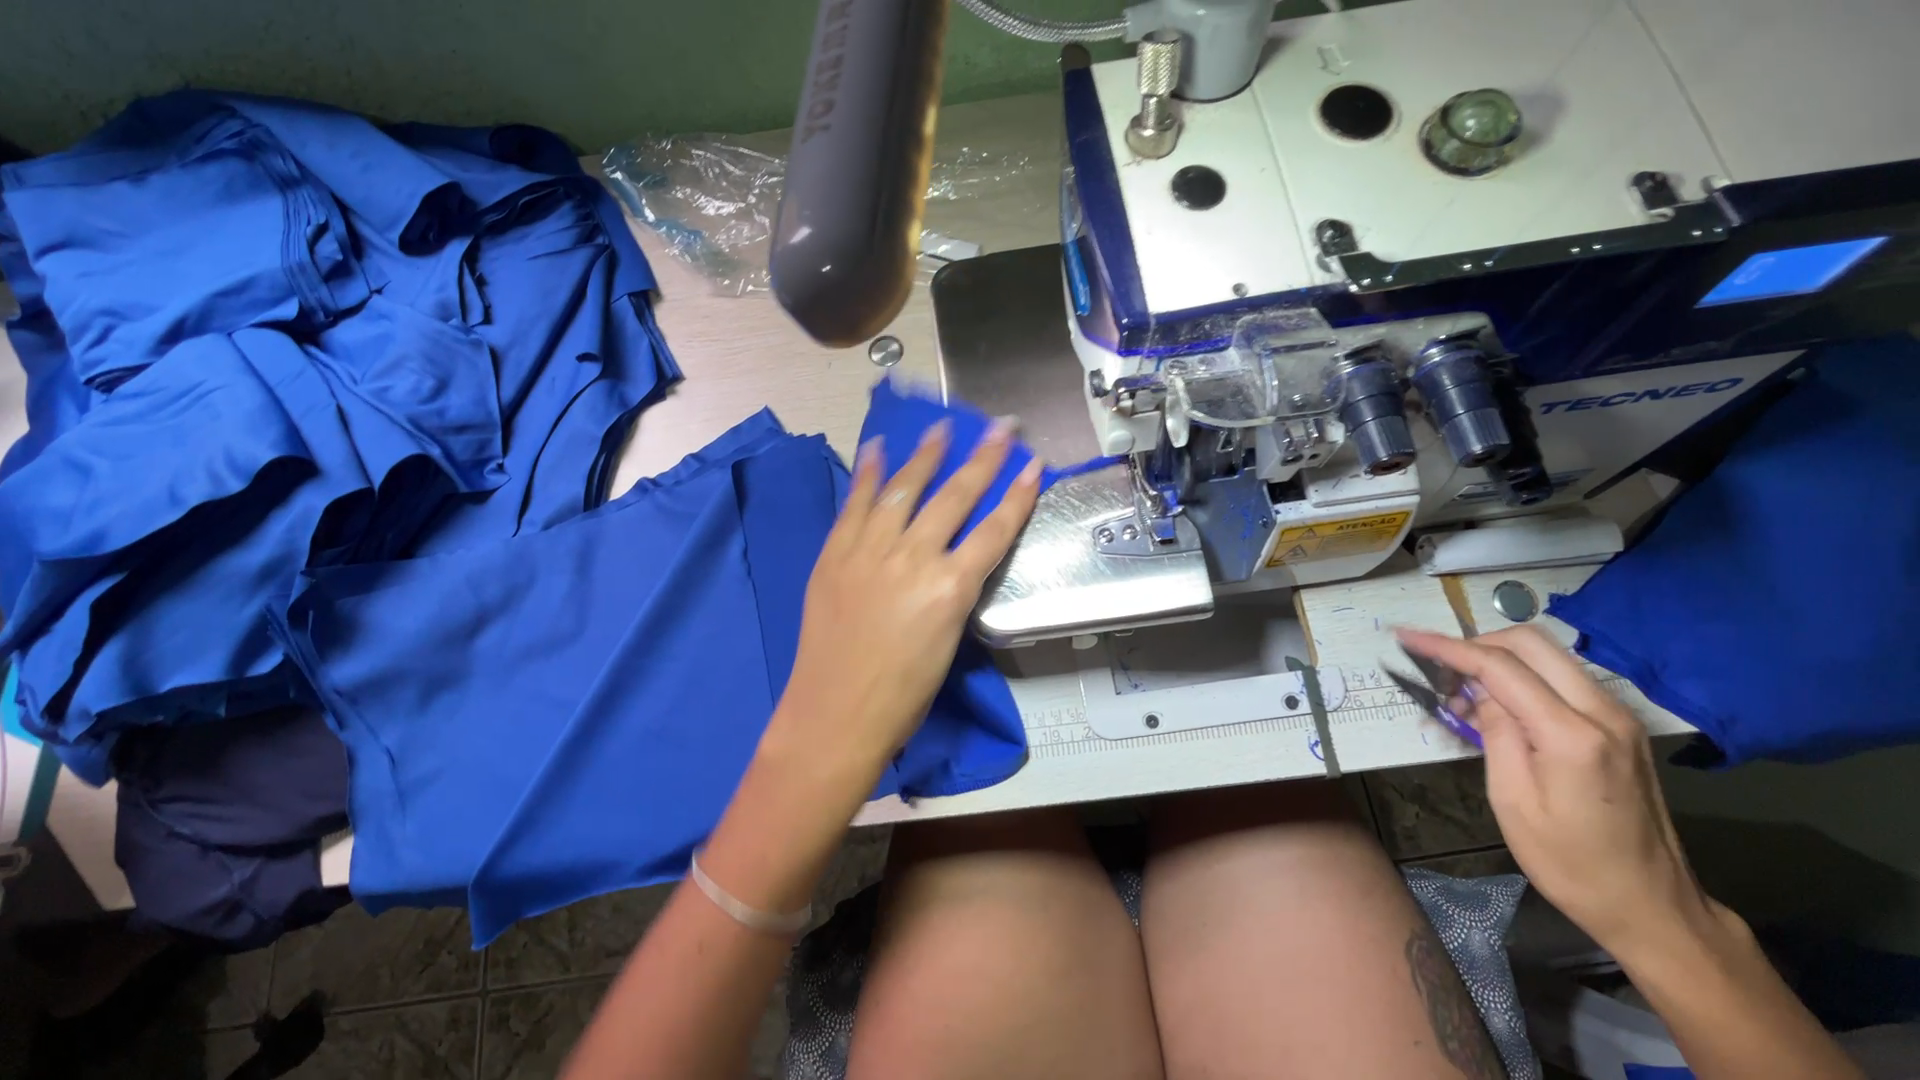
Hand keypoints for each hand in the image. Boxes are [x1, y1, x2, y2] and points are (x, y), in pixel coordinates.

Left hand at [773, 418, 1041, 777]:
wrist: (835, 715)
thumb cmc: (902, 696)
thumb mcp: (948, 642)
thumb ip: (954, 593)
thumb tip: (955, 562)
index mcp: (950, 588)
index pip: (993, 531)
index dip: (1017, 497)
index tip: (1033, 466)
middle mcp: (913, 558)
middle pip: (954, 498)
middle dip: (980, 460)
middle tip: (999, 428)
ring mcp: (869, 551)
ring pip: (902, 490)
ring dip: (924, 456)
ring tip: (940, 427)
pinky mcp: (835, 554)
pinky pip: (854, 504)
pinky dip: (866, 475)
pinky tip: (876, 449)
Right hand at [1396, 626, 1720, 954]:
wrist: (1651, 904)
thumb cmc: (1570, 864)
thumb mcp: (1513, 801)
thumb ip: (1494, 734)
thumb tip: (1477, 691)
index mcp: (1571, 734)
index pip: (1500, 667)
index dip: (1447, 647)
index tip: (1407, 637)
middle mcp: (1603, 711)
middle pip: (1530, 642)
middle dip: (1476, 644)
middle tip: (1438, 670)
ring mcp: (1619, 716)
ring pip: (1550, 656)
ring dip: (1500, 660)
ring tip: (1463, 693)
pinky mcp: (1622, 727)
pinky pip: (1565, 680)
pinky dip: (1525, 678)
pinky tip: (1500, 708)